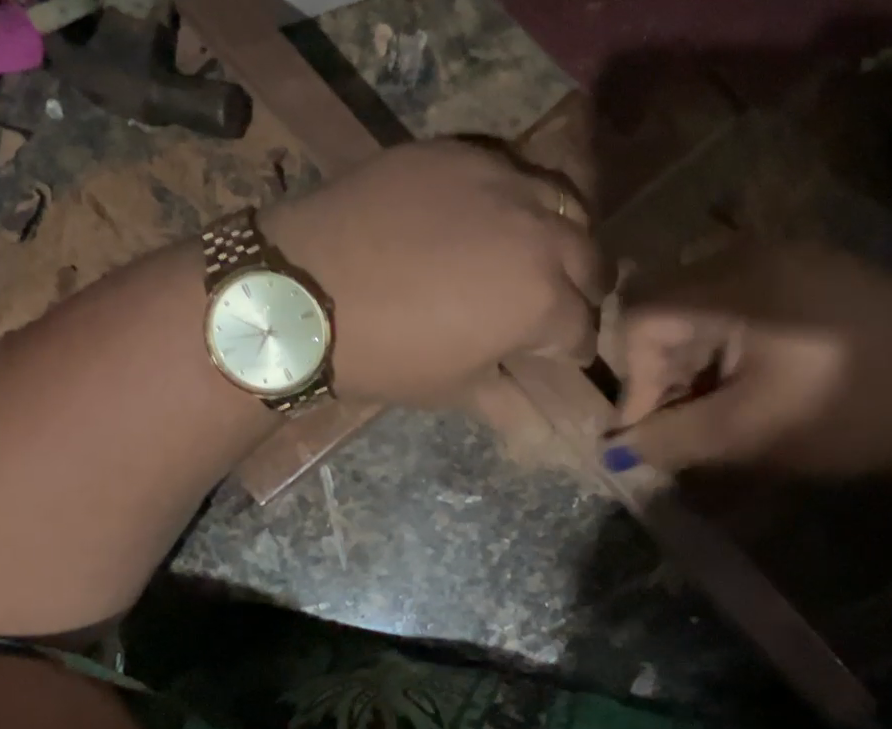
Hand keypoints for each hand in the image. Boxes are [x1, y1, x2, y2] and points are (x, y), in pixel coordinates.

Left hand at [260, 140, 608, 406]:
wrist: (301, 291)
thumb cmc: (382, 356)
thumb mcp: (450, 388)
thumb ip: (505, 395)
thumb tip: (533, 415)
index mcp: (541, 302)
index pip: (582, 328)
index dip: (573, 348)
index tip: (561, 354)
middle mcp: (538, 235)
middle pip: (590, 259)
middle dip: (581, 288)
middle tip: (556, 304)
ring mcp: (500, 182)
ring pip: (563, 202)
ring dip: (561, 233)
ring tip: (535, 251)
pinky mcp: (459, 151)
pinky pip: (512, 166)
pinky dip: (516, 194)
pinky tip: (492, 214)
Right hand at [605, 245, 891, 478]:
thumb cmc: (849, 412)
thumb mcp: (746, 433)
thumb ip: (669, 439)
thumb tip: (616, 449)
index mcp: (732, 280)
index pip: (638, 313)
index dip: (631, 378)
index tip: (647, 434)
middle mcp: (753, 252)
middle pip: (668, 306)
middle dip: (660, 373)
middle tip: (679, 428)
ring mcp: (792, 259)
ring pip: (705, 308)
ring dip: (693, 365)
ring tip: (716, 415)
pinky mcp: (819, 277)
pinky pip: (744, 306)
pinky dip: (729, 351)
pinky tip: (752, 389)